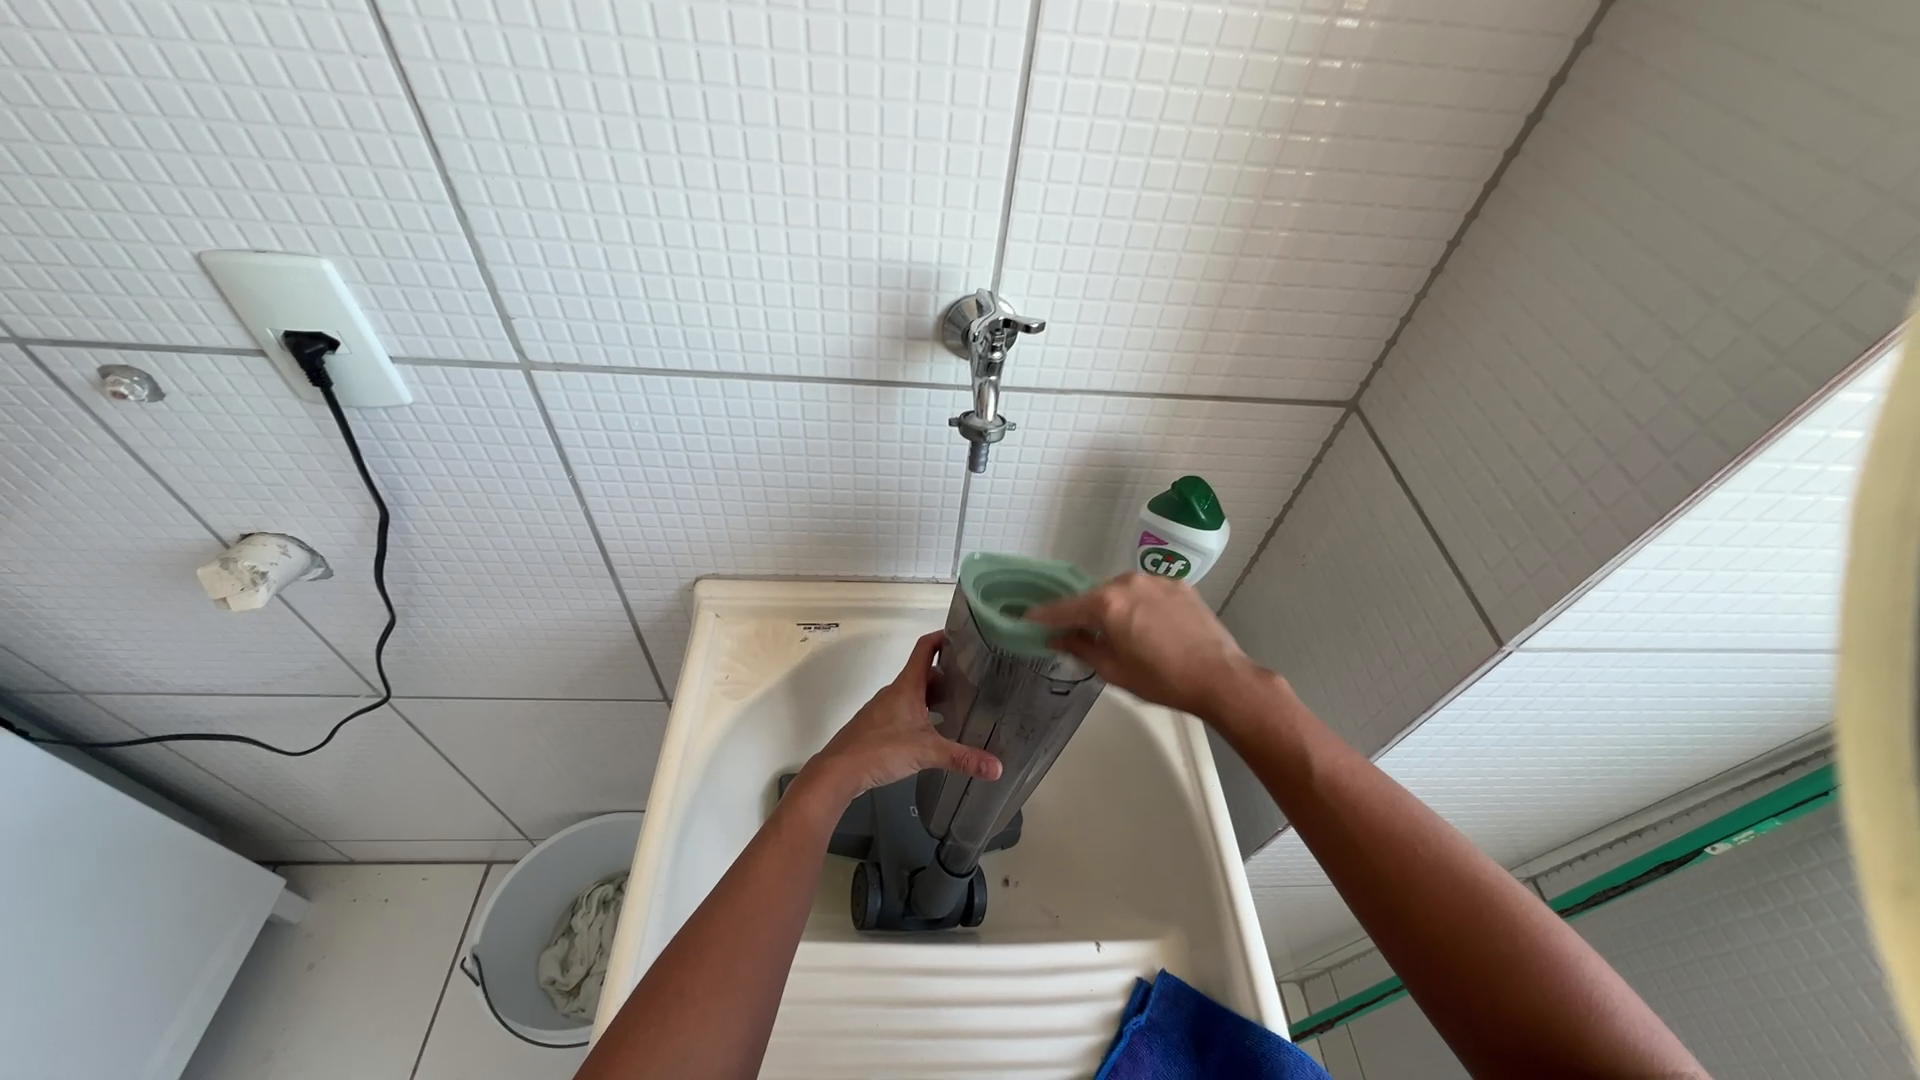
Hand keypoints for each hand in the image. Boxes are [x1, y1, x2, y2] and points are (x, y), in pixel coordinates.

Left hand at [800, 631, 1002, 803]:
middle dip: (949, 675)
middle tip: (975, 680)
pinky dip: (924, 714)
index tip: (964, 636)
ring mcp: (885, 709)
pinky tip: (935, 732)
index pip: (925, 648)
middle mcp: (895, 692)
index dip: (944, 638)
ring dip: (936, 696)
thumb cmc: (880, 750)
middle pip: (925, 673)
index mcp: (906, 686)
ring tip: (961, 706)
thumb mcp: (926, 752)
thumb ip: (962, 758)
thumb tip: (997, 768)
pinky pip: (907, 711)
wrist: (838, 771)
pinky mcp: (879, 726)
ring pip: (916, 693)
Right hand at [1026, 572, 1265, 718]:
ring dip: (1114, 608)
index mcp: (1107, 603)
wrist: (1219, 677)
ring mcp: (1156, 580)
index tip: (1028, 619)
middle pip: (1094, 597)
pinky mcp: (1179, 585)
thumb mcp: (1113, 670)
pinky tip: (1148, 628)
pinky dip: (1140, 605)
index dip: (1044, 617)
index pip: (1064, 609)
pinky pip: (1147, 592)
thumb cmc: (1162, 680)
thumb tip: (1058, 637)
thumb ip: (1080, 647)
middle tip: (1078, 635)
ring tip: (1120, 635)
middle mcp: (1128, 582)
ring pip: (1122, 592)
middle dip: (1084, 614)